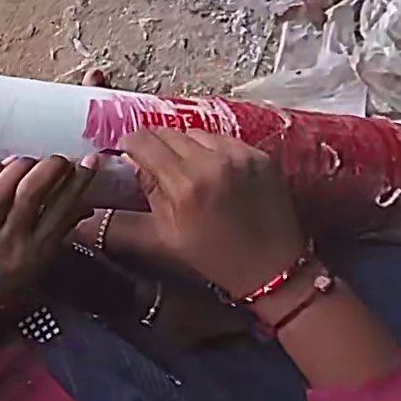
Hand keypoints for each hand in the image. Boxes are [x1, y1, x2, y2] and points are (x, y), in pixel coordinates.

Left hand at [0, 155, 100, 315]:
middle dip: (49, 169)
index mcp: (38, 250)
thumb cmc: (13, 283)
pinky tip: (5, 163)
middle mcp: (13, 238)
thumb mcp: (45, 263)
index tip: (90, 162)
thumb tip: (85, 203)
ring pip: (1, 190)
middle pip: (30, 194)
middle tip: (60, 161)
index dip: (78, 183)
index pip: (62, 211)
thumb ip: (63, 231)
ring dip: (20, 168)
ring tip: (32, 161)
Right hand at [122, 129, 307, 299]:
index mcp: (185, 185)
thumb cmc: (213, 256)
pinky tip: (213, 169)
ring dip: (184, 145)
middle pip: (169, 132)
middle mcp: (212, 162)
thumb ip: (144, 194)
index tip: (128, 151)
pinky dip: (211, 149)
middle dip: (156, 144)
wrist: (272, 268)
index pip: (145, 141)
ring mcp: (240, 155)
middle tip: (155, 161)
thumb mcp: (165, 235)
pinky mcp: (260, 155)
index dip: (131, 144)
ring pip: (196, 132)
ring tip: (186, 167)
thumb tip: (129, 162)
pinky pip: (223, 139)